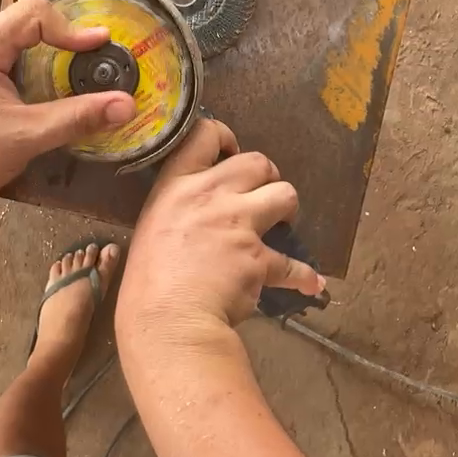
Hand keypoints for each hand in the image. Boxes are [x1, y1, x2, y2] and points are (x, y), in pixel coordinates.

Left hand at [0, 0, 136, 218]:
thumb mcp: (26, 137)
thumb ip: (78, 118)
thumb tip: (128, 105)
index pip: (34, 13)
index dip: (72, 28)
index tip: (101, 49)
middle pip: (26, 27)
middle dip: (65, 45)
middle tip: (96, 68)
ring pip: (17, 52)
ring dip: (49, 66)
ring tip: (78, 89)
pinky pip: (6, 72)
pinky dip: (33, 82)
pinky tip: (46, 108)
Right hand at [117, 119, 325, 349]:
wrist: (168, 322)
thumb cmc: (146, 282)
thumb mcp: (151, 226)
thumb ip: (178, 208)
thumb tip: (196, 213)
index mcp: (178, 185)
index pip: (205, 134)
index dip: (225, 137)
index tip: (230, 152)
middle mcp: (212, 196)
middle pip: (257, 161)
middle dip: (266, 174)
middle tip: (261, 193)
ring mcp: (239, 225)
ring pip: (285, 194)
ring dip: (288, 207)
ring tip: (283, 223)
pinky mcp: (260, 259)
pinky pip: (294, 265)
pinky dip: (304, 276)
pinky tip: (311, 283)